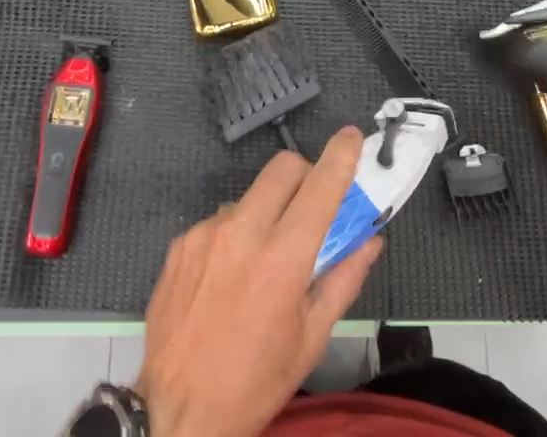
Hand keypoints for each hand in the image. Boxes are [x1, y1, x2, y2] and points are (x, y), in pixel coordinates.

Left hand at [135, 128, 380, 436]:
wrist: (176, 412)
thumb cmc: (254, 382)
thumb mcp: (311, 339)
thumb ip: (344, 279)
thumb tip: (370, 240)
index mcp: (282, 259)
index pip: (320, 188)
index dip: (341, 156)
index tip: (352, 137)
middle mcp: (241, 233)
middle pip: (281, 169)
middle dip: (304, 176)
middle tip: (311, 208)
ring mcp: (204, 234)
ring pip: (249, 196)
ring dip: (267, 212)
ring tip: (264, 260)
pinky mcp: (180, 244)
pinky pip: (219, 221)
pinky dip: (235, 235)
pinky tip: (230, 277)